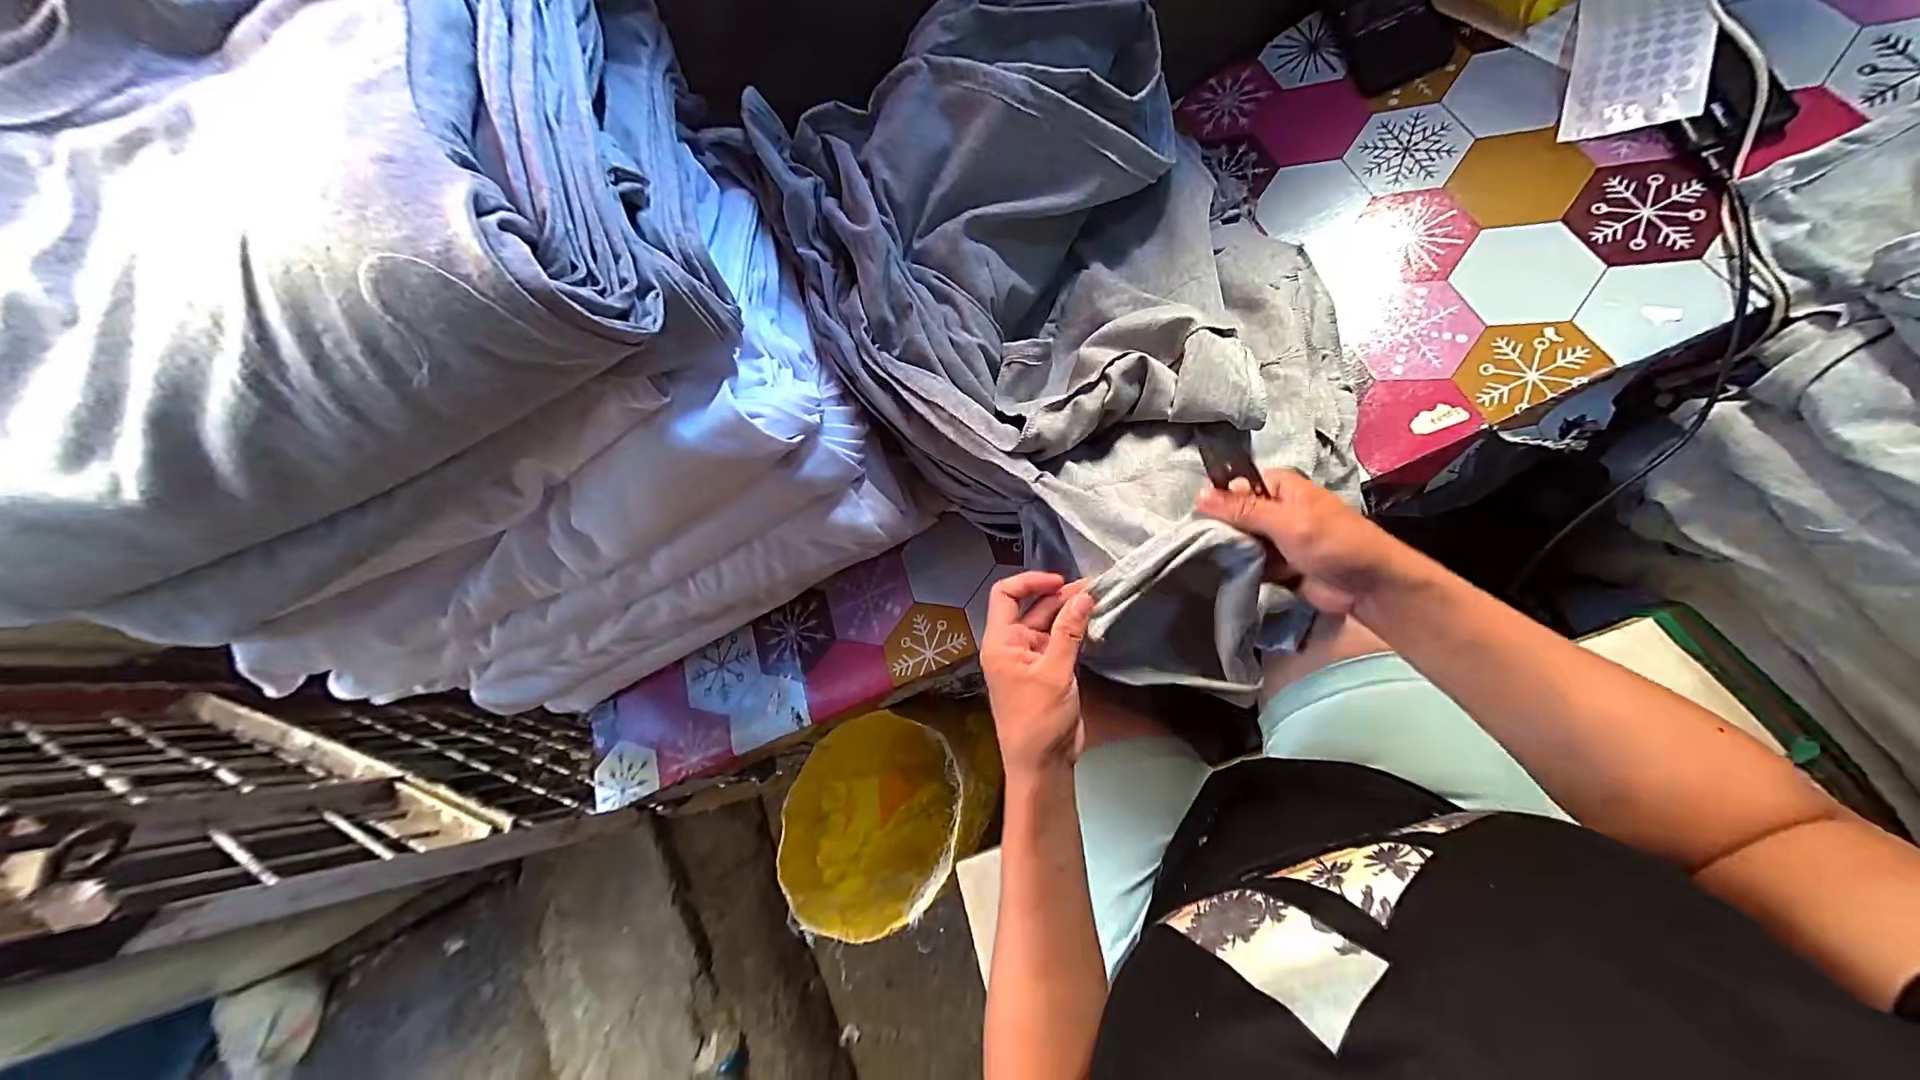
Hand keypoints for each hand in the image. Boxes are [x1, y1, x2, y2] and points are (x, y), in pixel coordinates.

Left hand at [979, 571, 1095, 777]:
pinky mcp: (1047, 670)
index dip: (1030, 582)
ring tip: (1098, 599)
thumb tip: (1083, 596)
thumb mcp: (1055, 673)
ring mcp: (1030, 658)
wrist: (1041, 763)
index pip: (1005, 595)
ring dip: (1070, 612)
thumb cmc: (1038, 720)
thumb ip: (1069, 632)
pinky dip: (1074, 631)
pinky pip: (1058, 641)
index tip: (1059, 582)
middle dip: (1060, 596)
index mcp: (1000, 642)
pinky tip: (1093, 623)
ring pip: (1048, 624)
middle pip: (1032, 607)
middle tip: (1093, 588)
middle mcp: (1011, 645)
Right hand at [1194, 468, 1413, 615]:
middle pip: (1233, 513)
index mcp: (1280, 487)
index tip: (1198, 516)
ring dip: (1229, 549)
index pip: (1237, 485)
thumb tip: (1199, 495)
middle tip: (1200, 541)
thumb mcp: (1286, 521)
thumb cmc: (1334, 543)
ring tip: (1208, 558)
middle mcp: (1274, 508)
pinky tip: (1222, 571)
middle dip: (1220, 527)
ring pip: (1238, 539)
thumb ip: (1242, 509)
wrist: (1369, 587)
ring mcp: (1274, 537)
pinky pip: (1247, 561)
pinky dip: (1238, 567)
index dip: (1218, 498)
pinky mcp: (1274, 564)